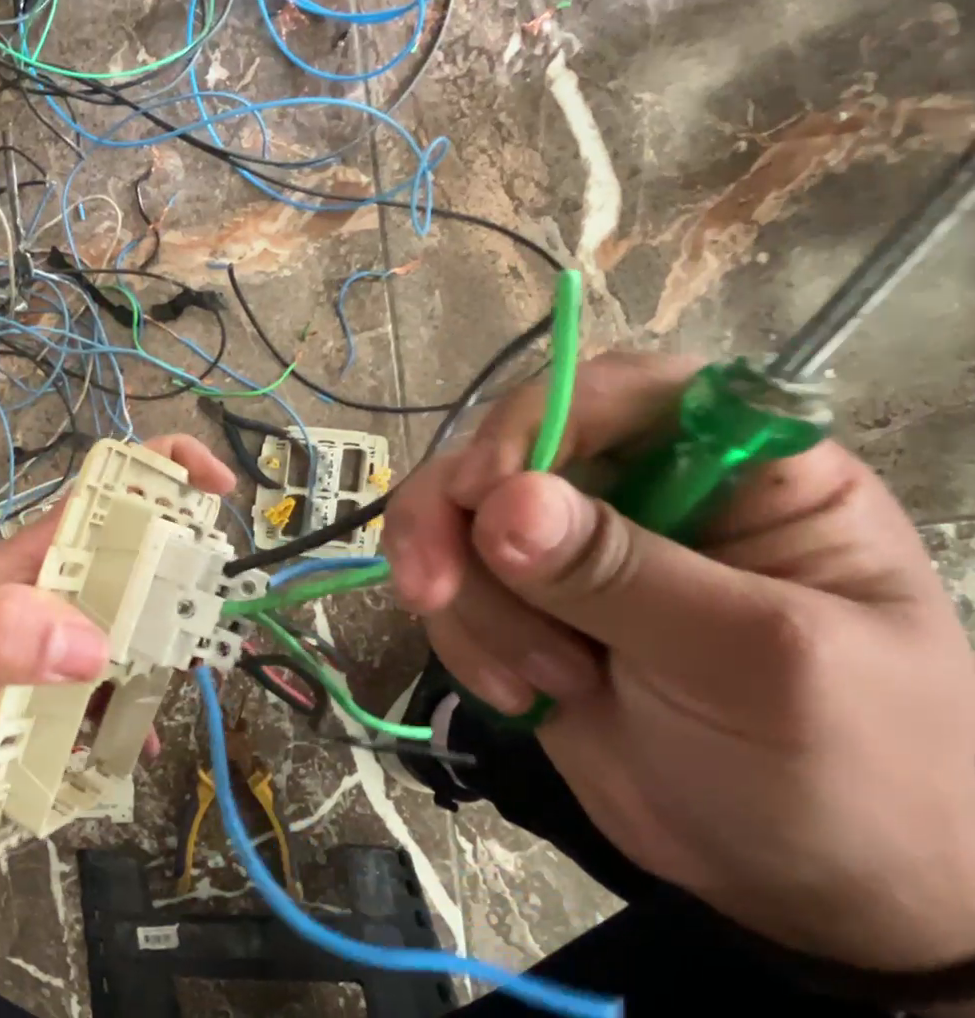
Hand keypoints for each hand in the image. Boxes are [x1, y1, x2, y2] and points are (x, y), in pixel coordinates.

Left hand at [0, 435, 235, 810]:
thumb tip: (93, 646)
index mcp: (42, 554)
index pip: (111, 487)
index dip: (168, 468)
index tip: (219, 488)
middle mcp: (64, 592)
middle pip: (147, 568)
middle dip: (186, 586)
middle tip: (201, 631)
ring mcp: (65, 646)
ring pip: (141, 636)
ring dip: (169, 658)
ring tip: (174, 689)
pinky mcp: (62, 697)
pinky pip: (117, 700)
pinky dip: (135, 719)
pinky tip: (135, 745)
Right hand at [385, 351, 974, 974]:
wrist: (802, 885)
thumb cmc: (844, 766)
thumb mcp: (754, 661)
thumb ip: (626, 574)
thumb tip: (501, 502)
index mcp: (738, 470)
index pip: (617, 391)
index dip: (536, 422)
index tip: (480, 491)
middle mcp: (642, 494)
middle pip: (502, 454)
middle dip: (457, 527)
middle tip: (432, 597)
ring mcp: (570, 557)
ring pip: (455, 527)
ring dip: (467, 604)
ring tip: (535, 684)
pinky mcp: (520, 611)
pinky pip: (448, 592)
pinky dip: (460, 641)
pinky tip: (519, 697)